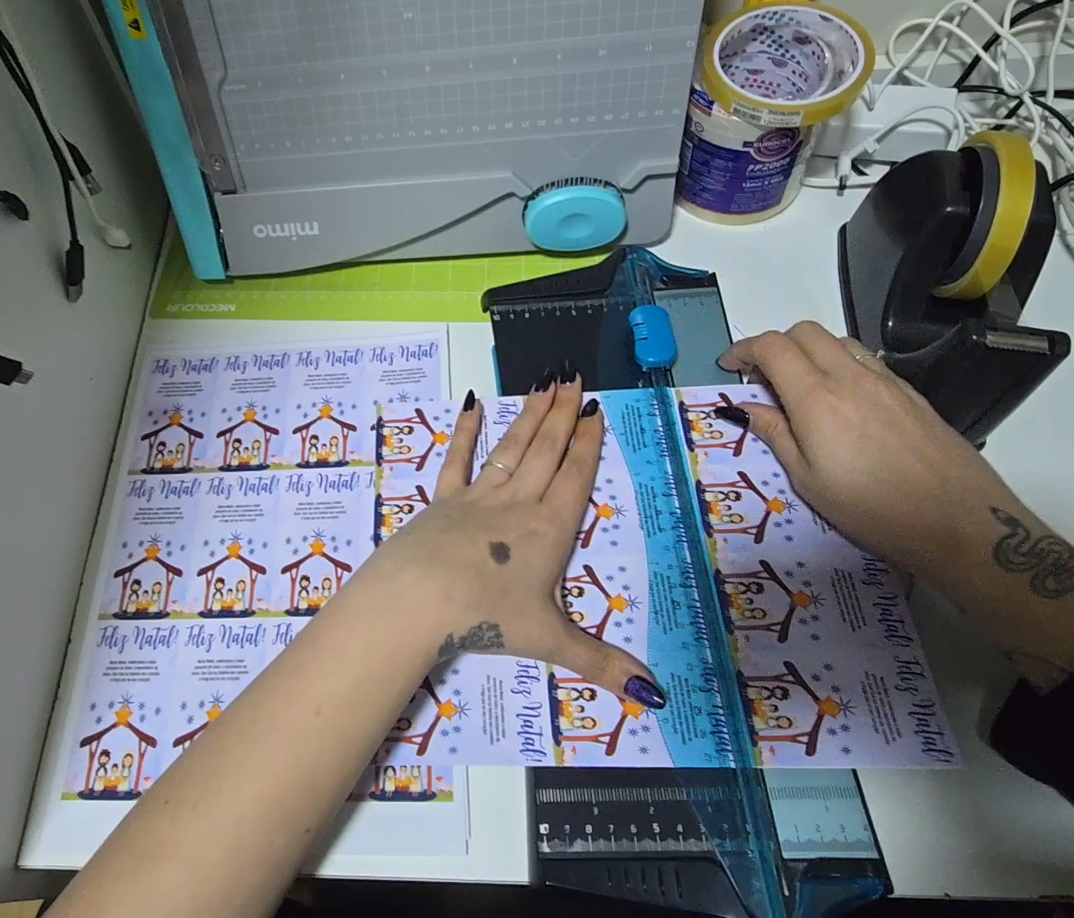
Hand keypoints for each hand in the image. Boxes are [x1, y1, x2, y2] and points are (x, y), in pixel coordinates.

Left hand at [369, 369, 667, 708]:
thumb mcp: (551, 642)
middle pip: (546, 451)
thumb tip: (655, 696)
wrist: (417, 599)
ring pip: (511, 448)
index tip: (595, 410)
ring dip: (529, 416)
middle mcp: (517, 504)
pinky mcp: (442, 501)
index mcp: (549, 530)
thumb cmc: (487, 617)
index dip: (587, 443)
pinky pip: (457, 460)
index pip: (575, 478)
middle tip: (574, 377)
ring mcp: (477, 498)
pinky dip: (466, 431)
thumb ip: (602, 663)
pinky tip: (472, 404)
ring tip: (544, 384)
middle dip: (562, 415)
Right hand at [718, 322, 1021, 571]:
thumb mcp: (808, 481)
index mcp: (816, 398)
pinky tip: (840, 400)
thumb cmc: (871, 509)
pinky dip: (839, 363)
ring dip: (808, 351)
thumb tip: (746, 407)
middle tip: (762, 379)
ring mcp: (884, 381)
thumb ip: (775, 434)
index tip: (730, 368)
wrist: (959, 521)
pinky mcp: (909, 392)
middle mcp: (849, 377)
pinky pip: (865, 358)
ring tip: (800, 387)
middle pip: (804, 332)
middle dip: (774, 345)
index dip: (743, 349)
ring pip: (837, 340)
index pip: (771, 347)